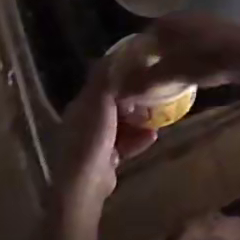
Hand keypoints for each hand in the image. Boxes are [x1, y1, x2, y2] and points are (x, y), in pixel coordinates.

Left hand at [52, 74, 157, 228]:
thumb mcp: (100, 102)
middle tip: (154, 96)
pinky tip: (153, 137)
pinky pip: (125, 144)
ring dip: (139, 120)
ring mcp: (94, 143)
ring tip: (157, 118)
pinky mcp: (104, 161)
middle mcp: (85, 122)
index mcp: (81, 105)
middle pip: (113, 104)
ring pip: (121, 124)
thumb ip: (108, 79)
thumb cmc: (92, 138)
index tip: (142, 70)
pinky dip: (138, 139)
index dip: (121, 75)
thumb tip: (117, 55)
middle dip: (133, 99)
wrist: (85, 185)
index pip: (101, 83)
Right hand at [119, 13, 239, 99]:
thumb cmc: (205, 61)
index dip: (138, 60)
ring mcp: (203, 19)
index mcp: (166, 21)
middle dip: (157, 58)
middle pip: (162, 39)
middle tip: (157, 81)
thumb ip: (142, 82)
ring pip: (181, 40)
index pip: (143, 39)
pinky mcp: (220, 27)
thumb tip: (118, 92)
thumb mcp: (170, 75)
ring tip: (177, 78)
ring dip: (176, 57)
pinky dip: (193, 54)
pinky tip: (199, 70)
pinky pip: (198, 42)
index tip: (138, 77)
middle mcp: (182, 15)